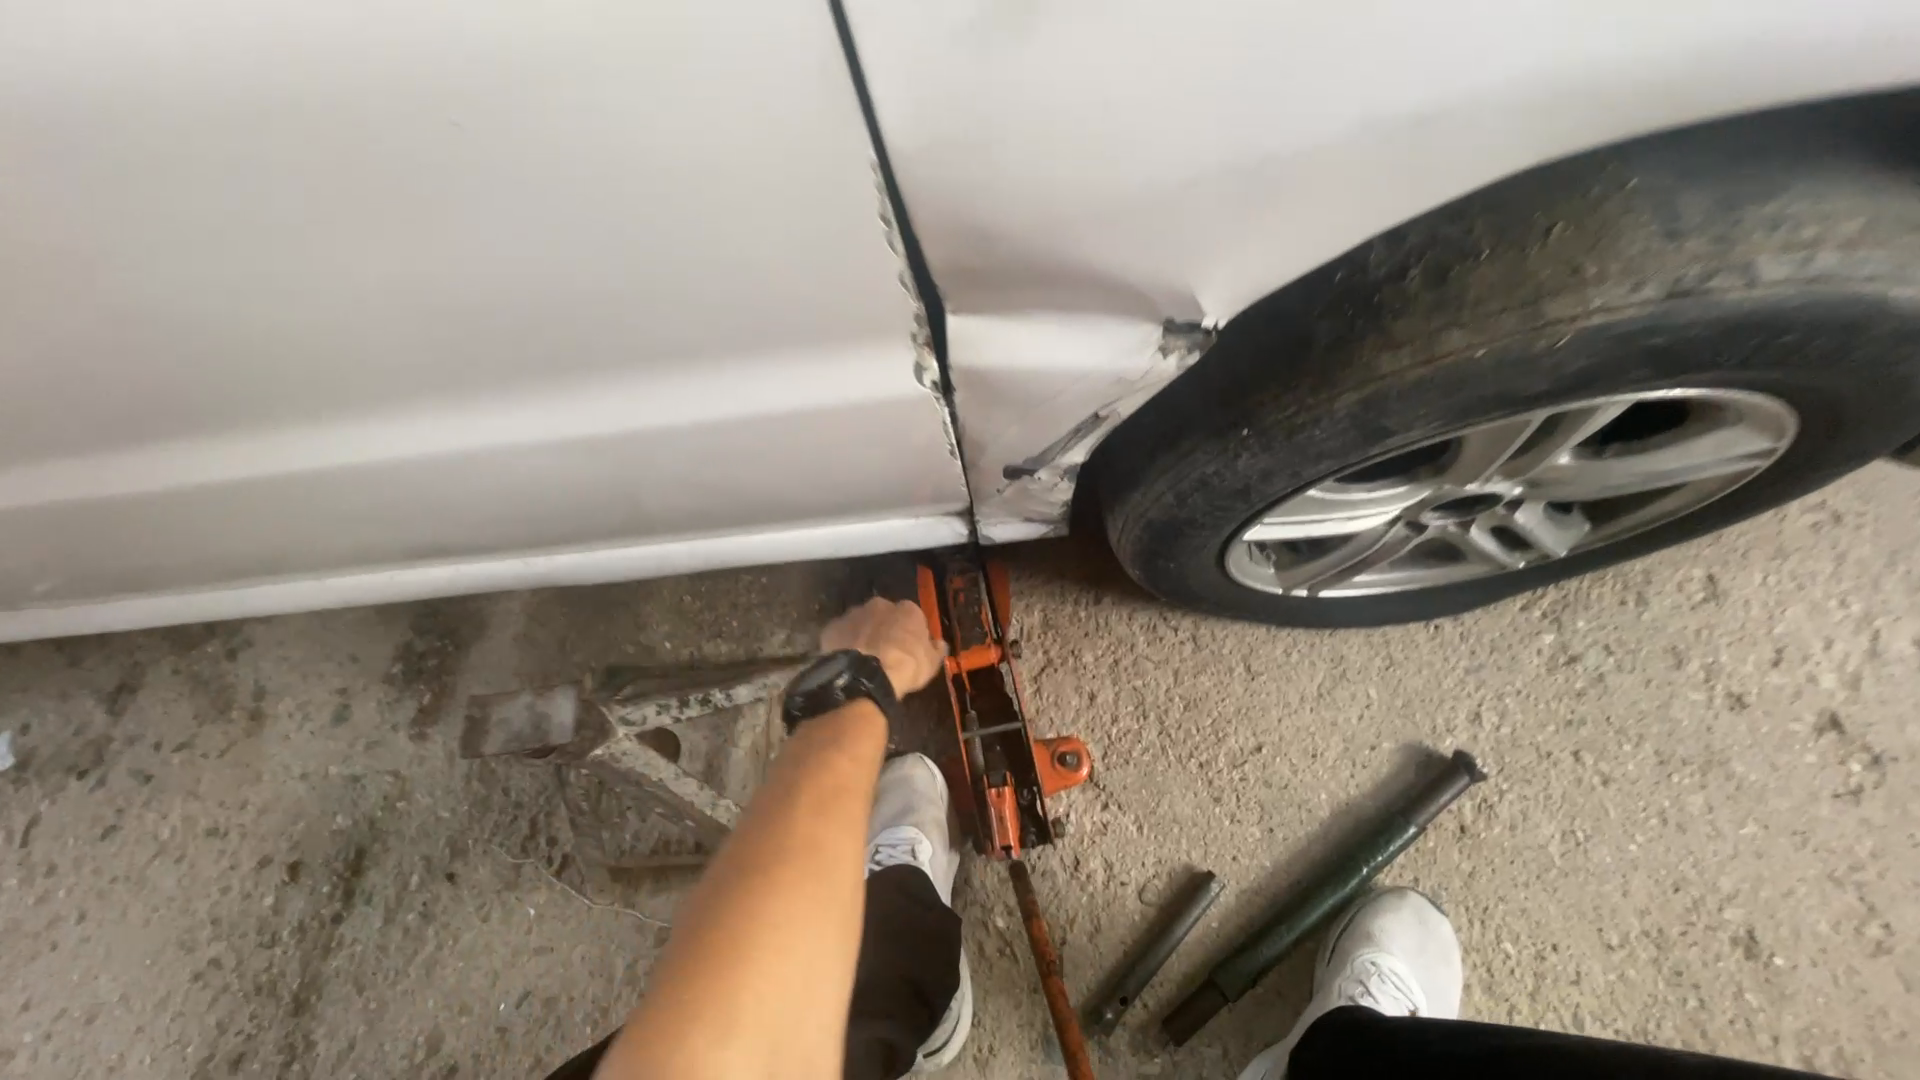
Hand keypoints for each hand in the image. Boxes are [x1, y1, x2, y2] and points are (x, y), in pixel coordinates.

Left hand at [819, 598, 946, 696]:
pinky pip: (841, 633)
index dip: (910, 632)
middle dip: (884, 628)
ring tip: (863, 657)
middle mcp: (880, 605)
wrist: (866, 675)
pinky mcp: (833, 627)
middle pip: (884, 614)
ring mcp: (854, 614)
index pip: (912, 616)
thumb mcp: (931, 663)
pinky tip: (845, 659)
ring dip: (863, 633)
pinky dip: (843, 642)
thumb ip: (935, 649)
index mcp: (907, 610)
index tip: (909, 647)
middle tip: (884, 651)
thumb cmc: (905, 667)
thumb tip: (939, 644)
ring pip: (861, 621)